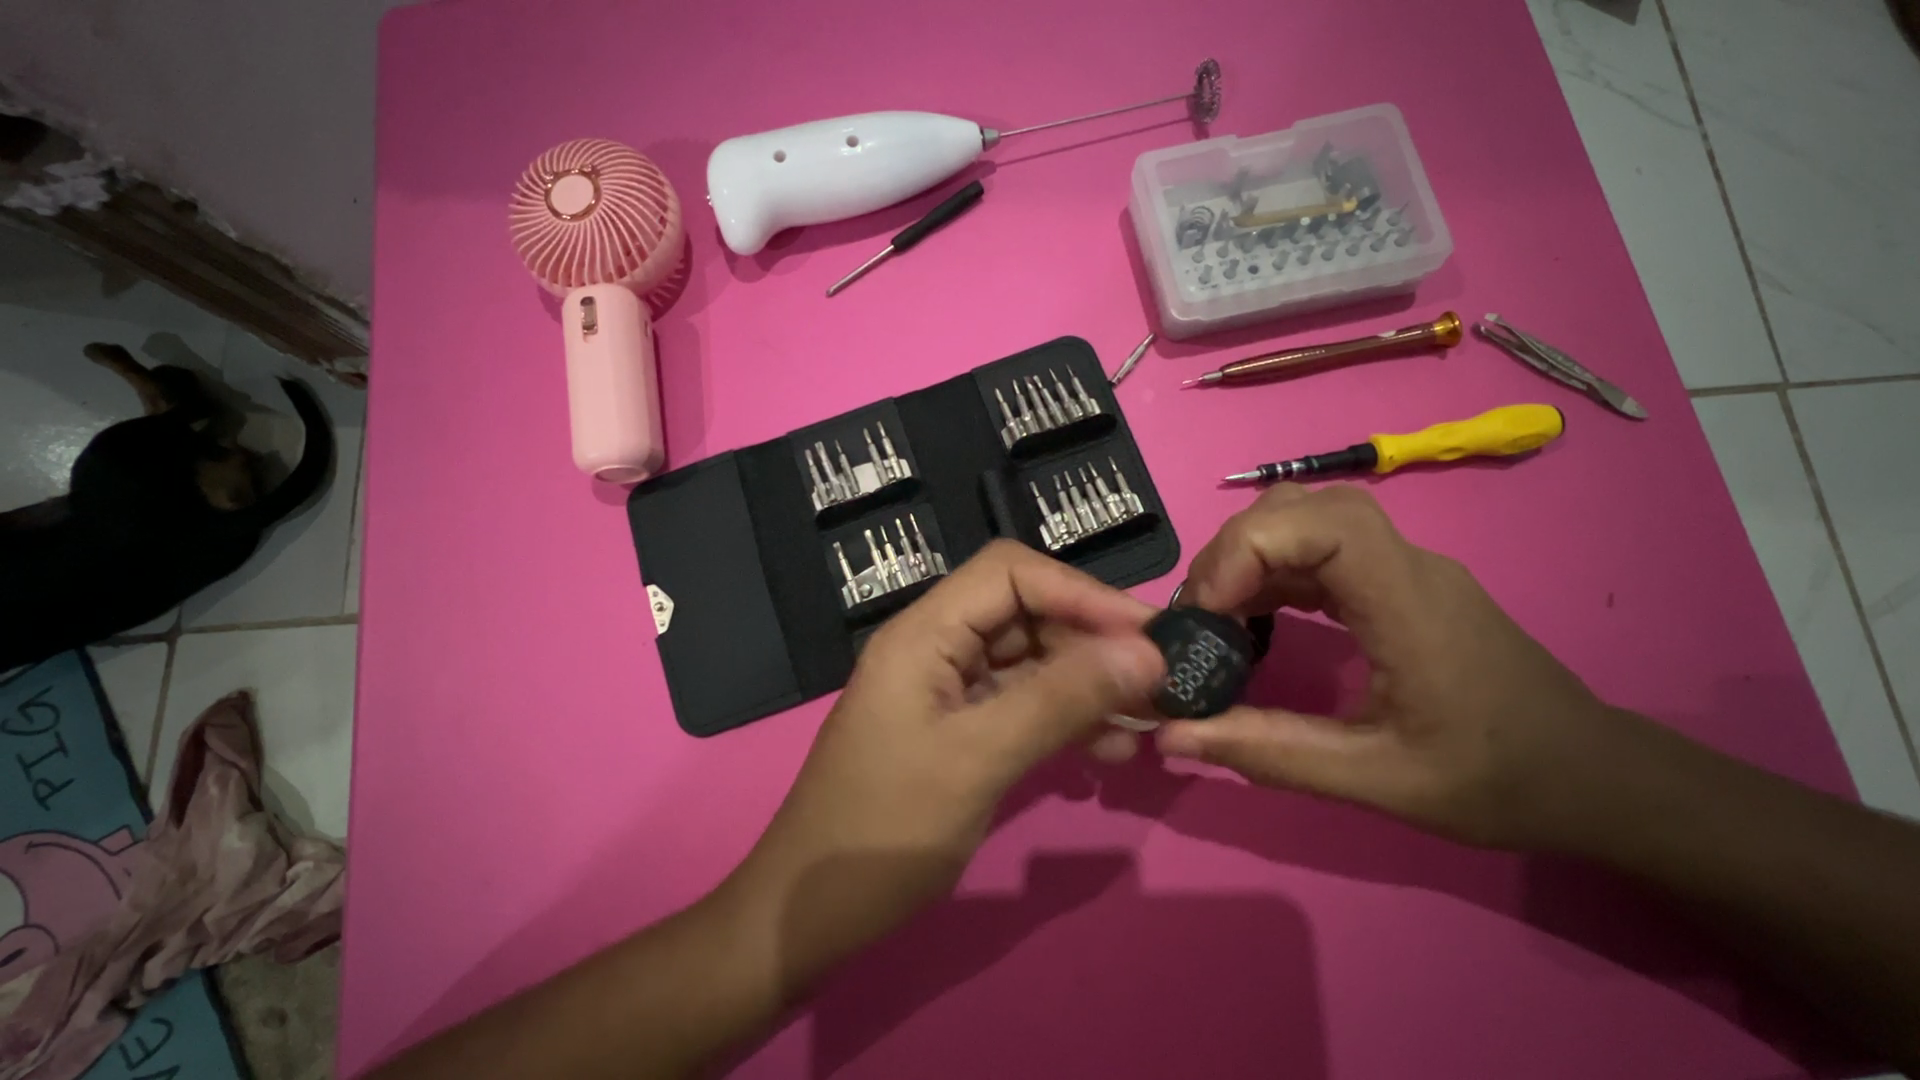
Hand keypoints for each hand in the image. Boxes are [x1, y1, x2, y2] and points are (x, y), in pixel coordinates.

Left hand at [723, 540, 1164, 981]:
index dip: (1082, 592)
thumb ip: (1061, 699)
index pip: (1011, 573)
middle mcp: (935, 648)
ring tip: (1147, 721)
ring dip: (1087, 684)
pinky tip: (1109, 750)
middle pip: (1026, 614)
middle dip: (1093, 641)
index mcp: (924, 633)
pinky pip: (1022, 707)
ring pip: (1030, 663)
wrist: (815, 911)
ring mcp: (945, 692)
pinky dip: (1065, 719)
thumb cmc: (887, 827)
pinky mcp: (957, 732)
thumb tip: (1146, 651)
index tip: (1148, 634)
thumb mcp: (980, 758)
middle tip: (1160, 683)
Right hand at [1158, 484, 1626, 850]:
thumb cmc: (1495, 780)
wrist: (1591, 778)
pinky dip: (1273, 572)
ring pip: (1310, 520)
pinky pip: (1322, 551)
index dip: (1247, 550)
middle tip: (1200, 617)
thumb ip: (1270, 752)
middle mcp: (1408, 566)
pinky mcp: (1399, 584)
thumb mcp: (1377, 781)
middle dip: (1235, 550)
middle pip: (1306, 508)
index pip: (1322, 524)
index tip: (1206, 613)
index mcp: (1410, 604)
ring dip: (1249, 557)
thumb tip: (1172, 735)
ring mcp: (1406, 569)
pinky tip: (1252, 621)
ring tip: (1215, 619)